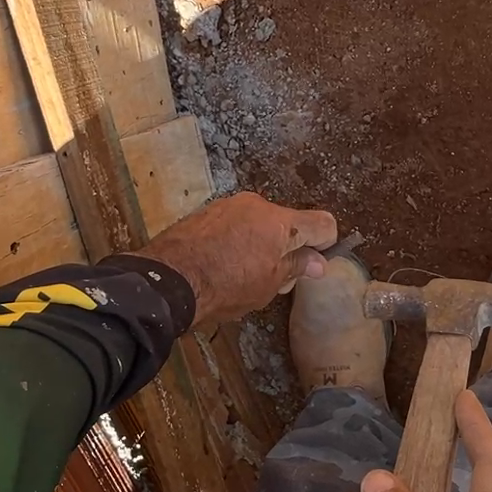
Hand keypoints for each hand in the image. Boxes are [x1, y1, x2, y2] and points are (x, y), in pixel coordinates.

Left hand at [135, 192, 337, 323]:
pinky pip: (234, 222)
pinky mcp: (206, 211)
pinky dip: (237, 239)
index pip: (323, 223)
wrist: (167, 280)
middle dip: (287, 247)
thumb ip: (297, 266)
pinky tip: (222, 263)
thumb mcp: (268, 285)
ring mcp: (228, 204)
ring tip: (242, 274)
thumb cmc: (224, 287)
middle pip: (288, 223)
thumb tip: (319, 261)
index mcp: (280, 221)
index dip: (325, 245)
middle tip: (273, 279)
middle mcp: (257, 204)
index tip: (312, 264)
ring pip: (259, 222)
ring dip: (260, 243)